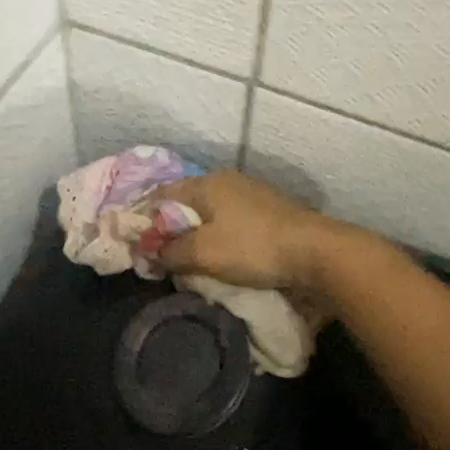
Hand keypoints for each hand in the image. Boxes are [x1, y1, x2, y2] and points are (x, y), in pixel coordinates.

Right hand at [148, 171, 351, 291]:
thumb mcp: (203, 252)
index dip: (144, 218)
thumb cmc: (253, 247)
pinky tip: (219, 262)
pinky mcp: (269, 216)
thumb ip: (170, 250)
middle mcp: (229, 183)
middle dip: (170, 231)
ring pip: (211, 217)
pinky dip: (220, 242)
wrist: (316, 253)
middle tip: (158, 260)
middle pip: (187, 205)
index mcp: (208, 183)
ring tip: (187, 266)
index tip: (133, 245)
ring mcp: (252, 198)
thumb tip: (149, 251)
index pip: (162, 194)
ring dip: (197, 239)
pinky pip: (232, 227)